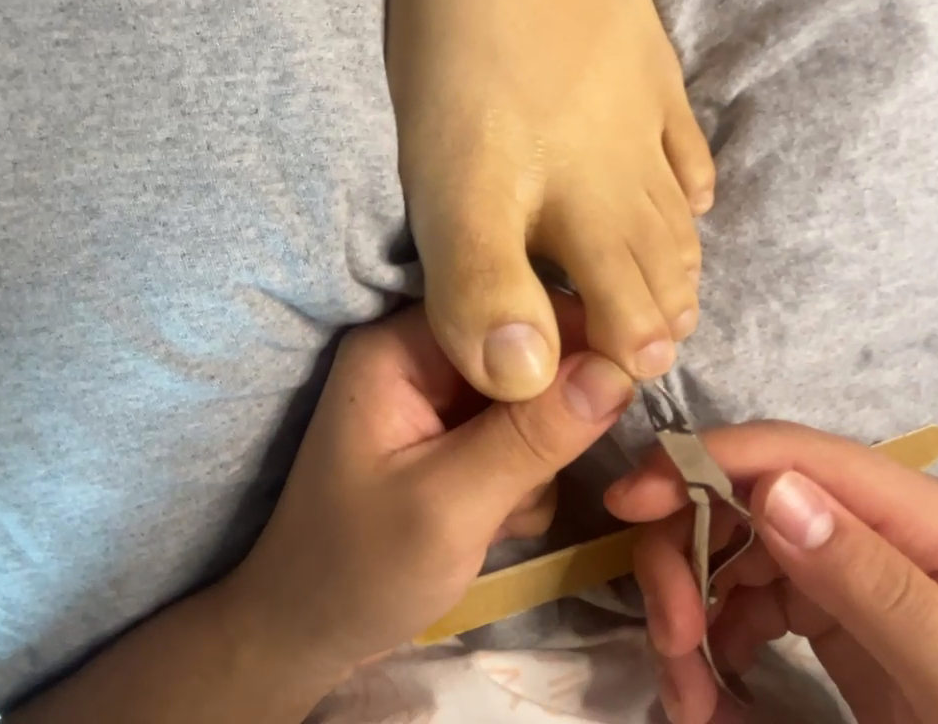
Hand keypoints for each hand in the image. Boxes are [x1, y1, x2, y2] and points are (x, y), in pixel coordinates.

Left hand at [219, 294, 638, 683]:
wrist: (311, 629)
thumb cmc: (362, 566)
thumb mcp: (450, 504)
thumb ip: (532, 435)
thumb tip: (617, 369)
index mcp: (398, 346)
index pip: (505, 309)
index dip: (573, 339)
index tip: (626, 384)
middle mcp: (417, 358)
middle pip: (526, 356)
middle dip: (548, 421)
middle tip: (531, 481)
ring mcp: (434, 401)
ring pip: (531, 404)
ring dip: (535, 463)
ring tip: (496, 516)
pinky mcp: (451, 440)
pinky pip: (518, 439)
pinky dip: (523, 483)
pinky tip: (492, 524)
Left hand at [357, 0, 715, 401]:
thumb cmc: (467, 67)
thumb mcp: (455, 193)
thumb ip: (488, 291)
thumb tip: (529, 385)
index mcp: (590, 215)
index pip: (629, 311)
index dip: (624, 352)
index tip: (620, 382)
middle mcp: (632, 171)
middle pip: (661, 262)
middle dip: (658, 312)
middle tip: (652, 346)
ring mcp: (644, 109)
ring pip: (675, 206)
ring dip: (677, 256)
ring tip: (676, 291)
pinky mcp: (640, 57)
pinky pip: (681, 134)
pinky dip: (685, 175)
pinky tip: (690, 187)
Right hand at [604, 422, 937, 723]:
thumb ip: (888, 592)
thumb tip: (774, 489)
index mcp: (933, 520)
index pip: (796, 455)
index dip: (702, 461)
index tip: (627, 503)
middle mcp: (881, 524)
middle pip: (746, 500)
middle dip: (686, 557)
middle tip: (669, 641)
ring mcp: (852, 565)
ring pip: (732, 548)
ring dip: (689, 607)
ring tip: (686, 694)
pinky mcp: (832, 610)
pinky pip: (745, 600)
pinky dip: (710, 639)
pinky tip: (709, 693)